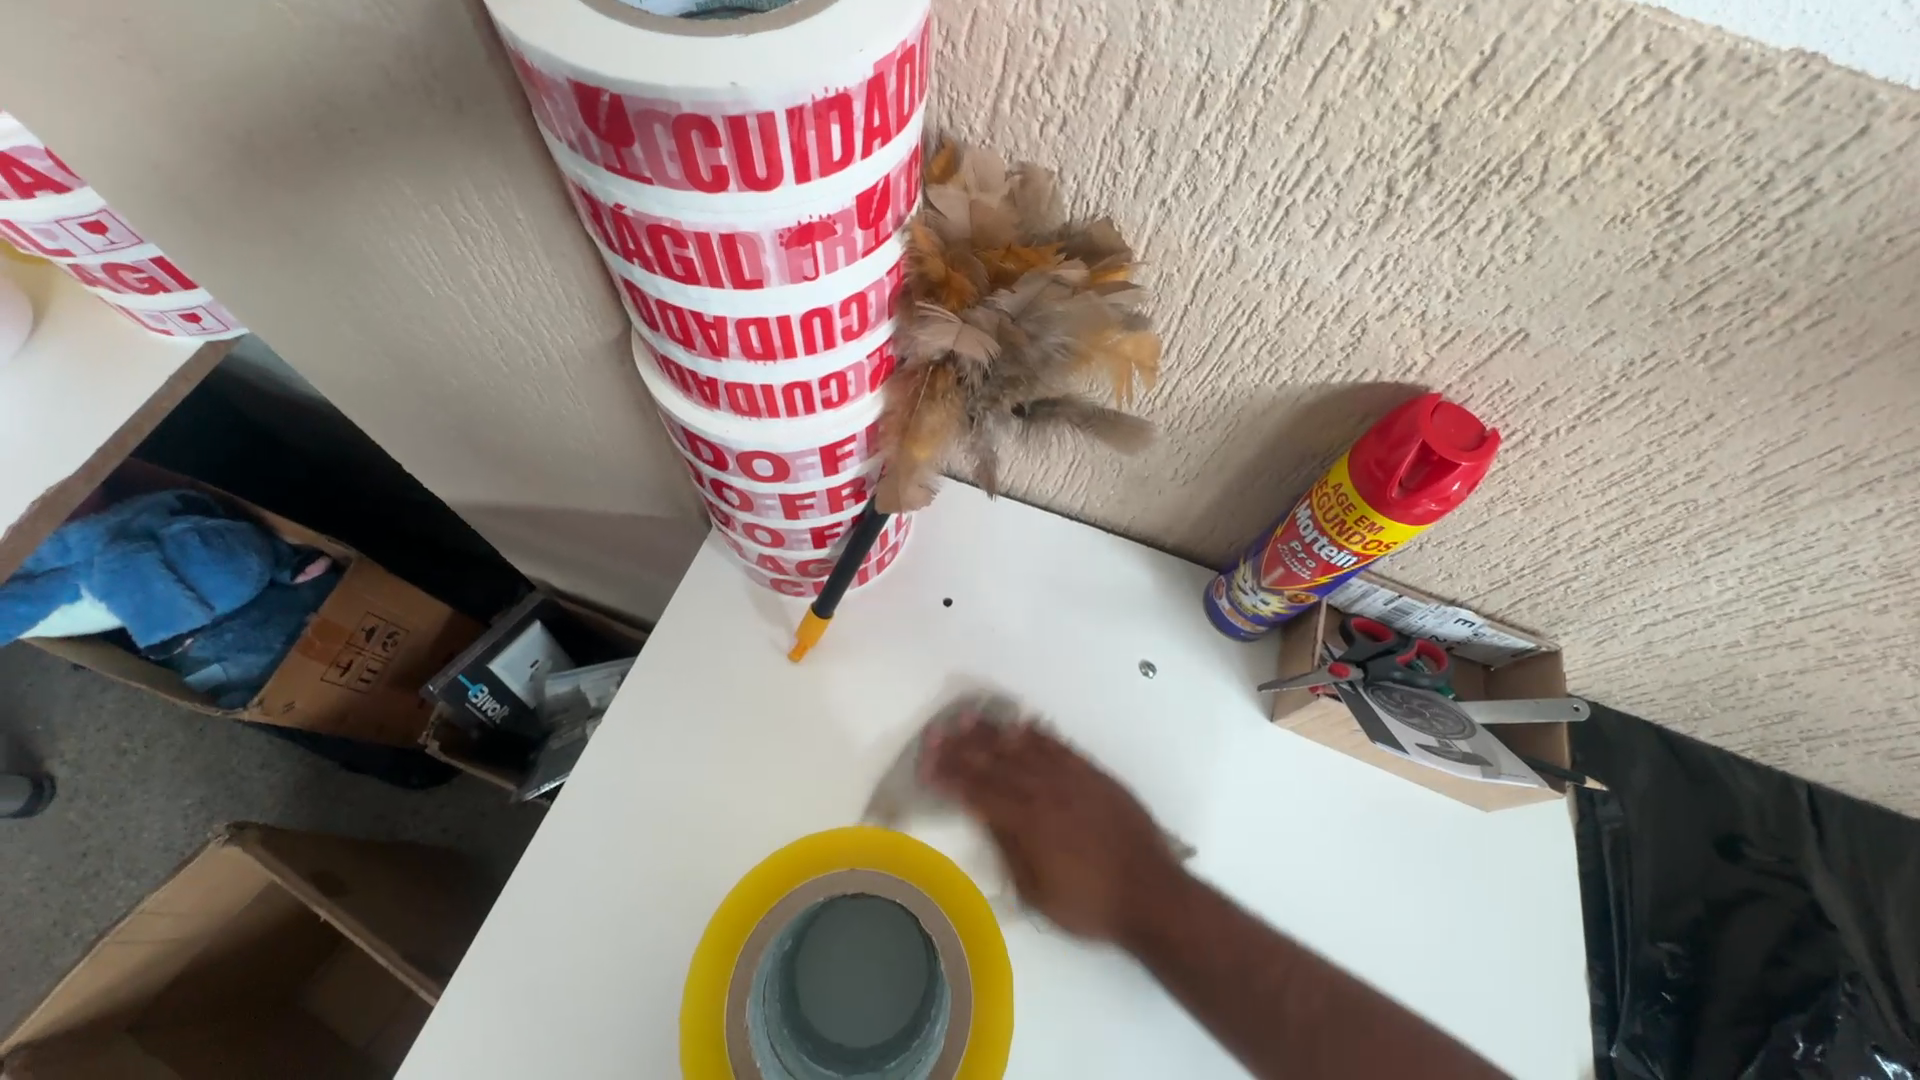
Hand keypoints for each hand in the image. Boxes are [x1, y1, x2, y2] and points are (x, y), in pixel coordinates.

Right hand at [921, 714, 1183, 942]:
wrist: (1151, 893)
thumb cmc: (1090, 904)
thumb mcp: (1038, 892)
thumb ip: (1010, 850)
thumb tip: (987, 818)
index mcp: (1026, 822)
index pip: (976, 793)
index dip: (948, 778)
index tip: (924, 765)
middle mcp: (1045, 792)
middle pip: (994, 763)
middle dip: (960, 748)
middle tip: (934, 733)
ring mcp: (1071, 778)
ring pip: (1023, 747)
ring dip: (992, 732)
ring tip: (966, 717)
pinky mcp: (1093, 774)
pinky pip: (1059, 746)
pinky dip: (1037, 733)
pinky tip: (1021, 724)